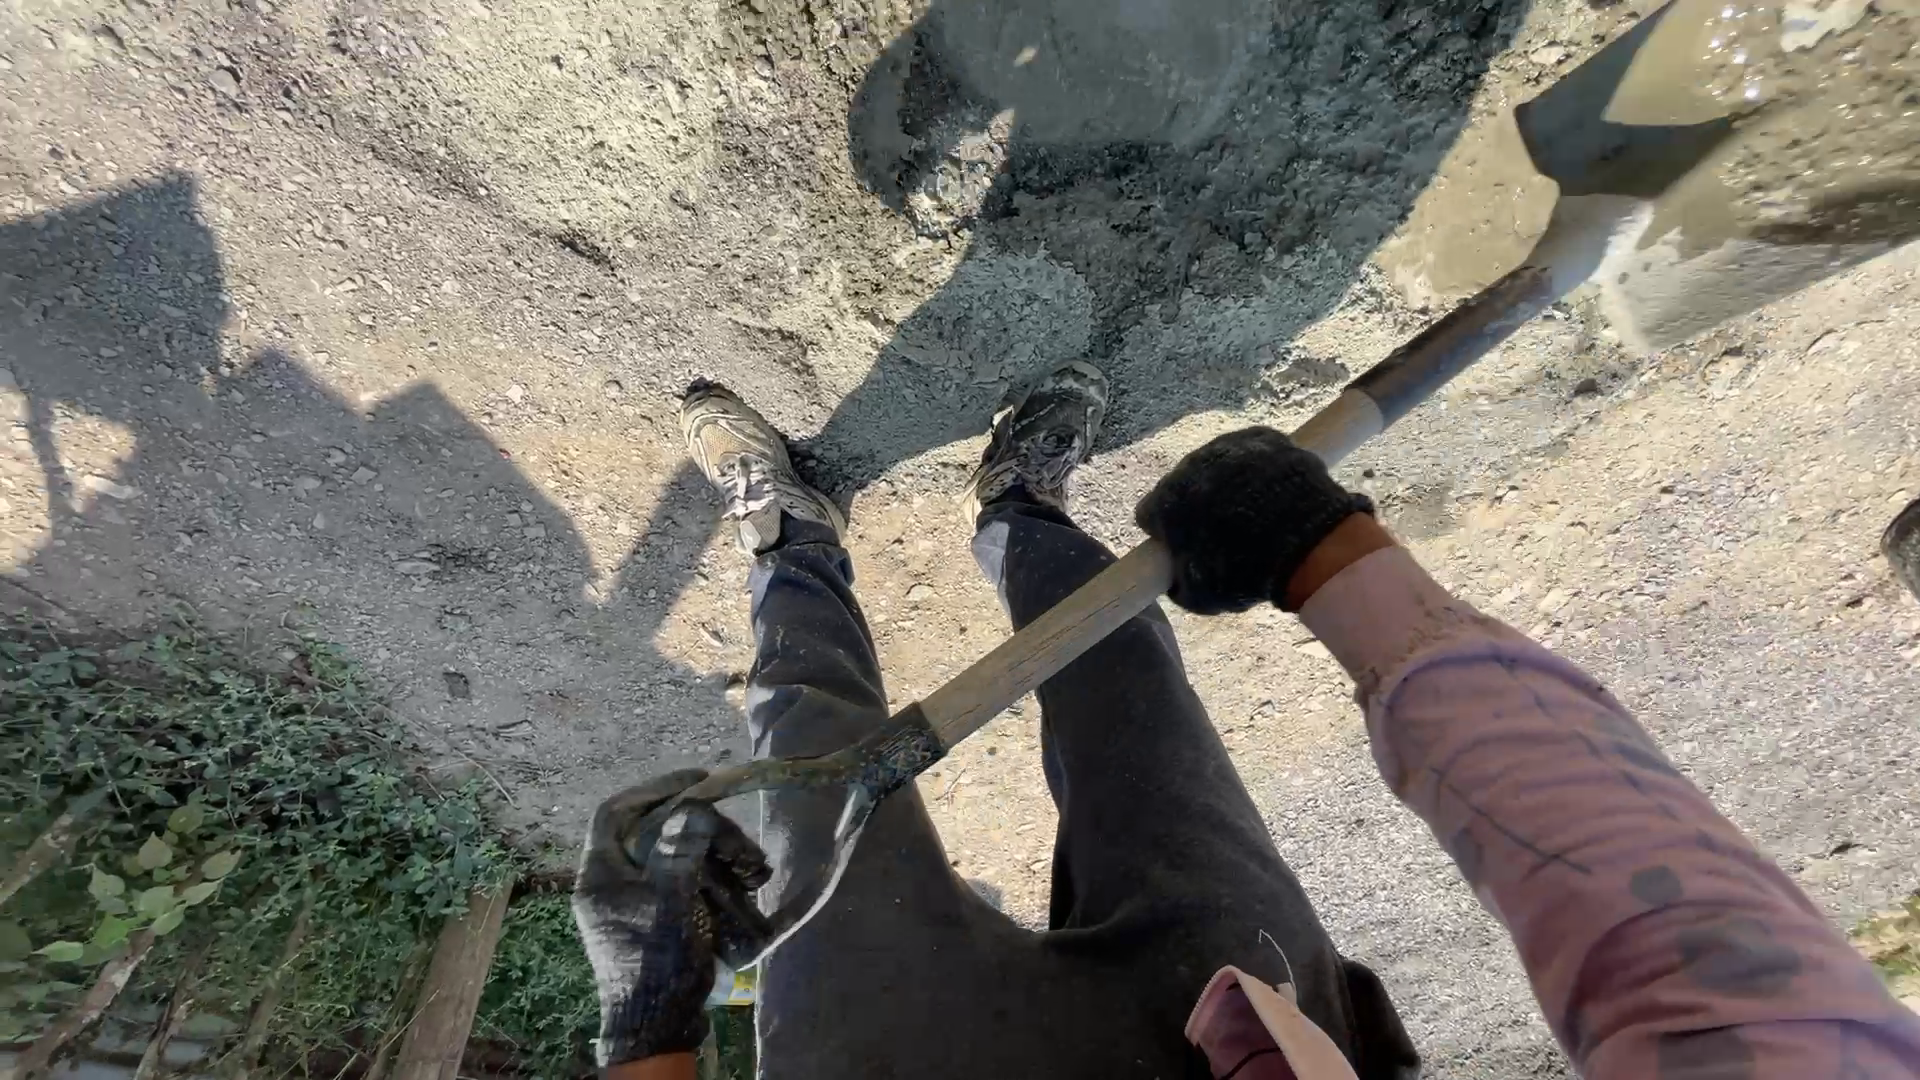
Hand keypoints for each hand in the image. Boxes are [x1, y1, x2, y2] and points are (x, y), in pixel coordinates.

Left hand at [572, 770, 771, 1066]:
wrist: (660, 1025)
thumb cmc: (657, 962)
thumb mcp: (671, 902)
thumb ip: (678, 851)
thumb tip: (692, 808)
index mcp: (602, 874)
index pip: (615, 811)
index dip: (654, 788)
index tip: (697, 780)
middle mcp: (617, 879)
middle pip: (657, 828)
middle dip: (703, 826)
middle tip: (736, 834)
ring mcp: (641, 896)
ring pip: (681, 850)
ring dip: (720, 850)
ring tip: (754, 864)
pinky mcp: (665, 910)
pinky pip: (691, 874)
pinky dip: (720, 871)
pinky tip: (749, 878)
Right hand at [1135, 426, 1374, 613]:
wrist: (1306, 540)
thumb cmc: (1243, 571)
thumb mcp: (1199, 597)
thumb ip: (1179, 582)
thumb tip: (1176, 578)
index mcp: (1163, 504)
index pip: (1149, 514)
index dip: (1165, 532)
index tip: (1182, 547)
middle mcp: (1185, 468)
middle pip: (1182, 486)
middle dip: (1197, 506)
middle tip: (1224, 532)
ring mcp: (1224, 447)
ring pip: (1216, 467)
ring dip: (1227, 485)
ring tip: (1255, 512)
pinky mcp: (1261, 437)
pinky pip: (1251, 452)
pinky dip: (1257, 469)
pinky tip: (1275, 492)